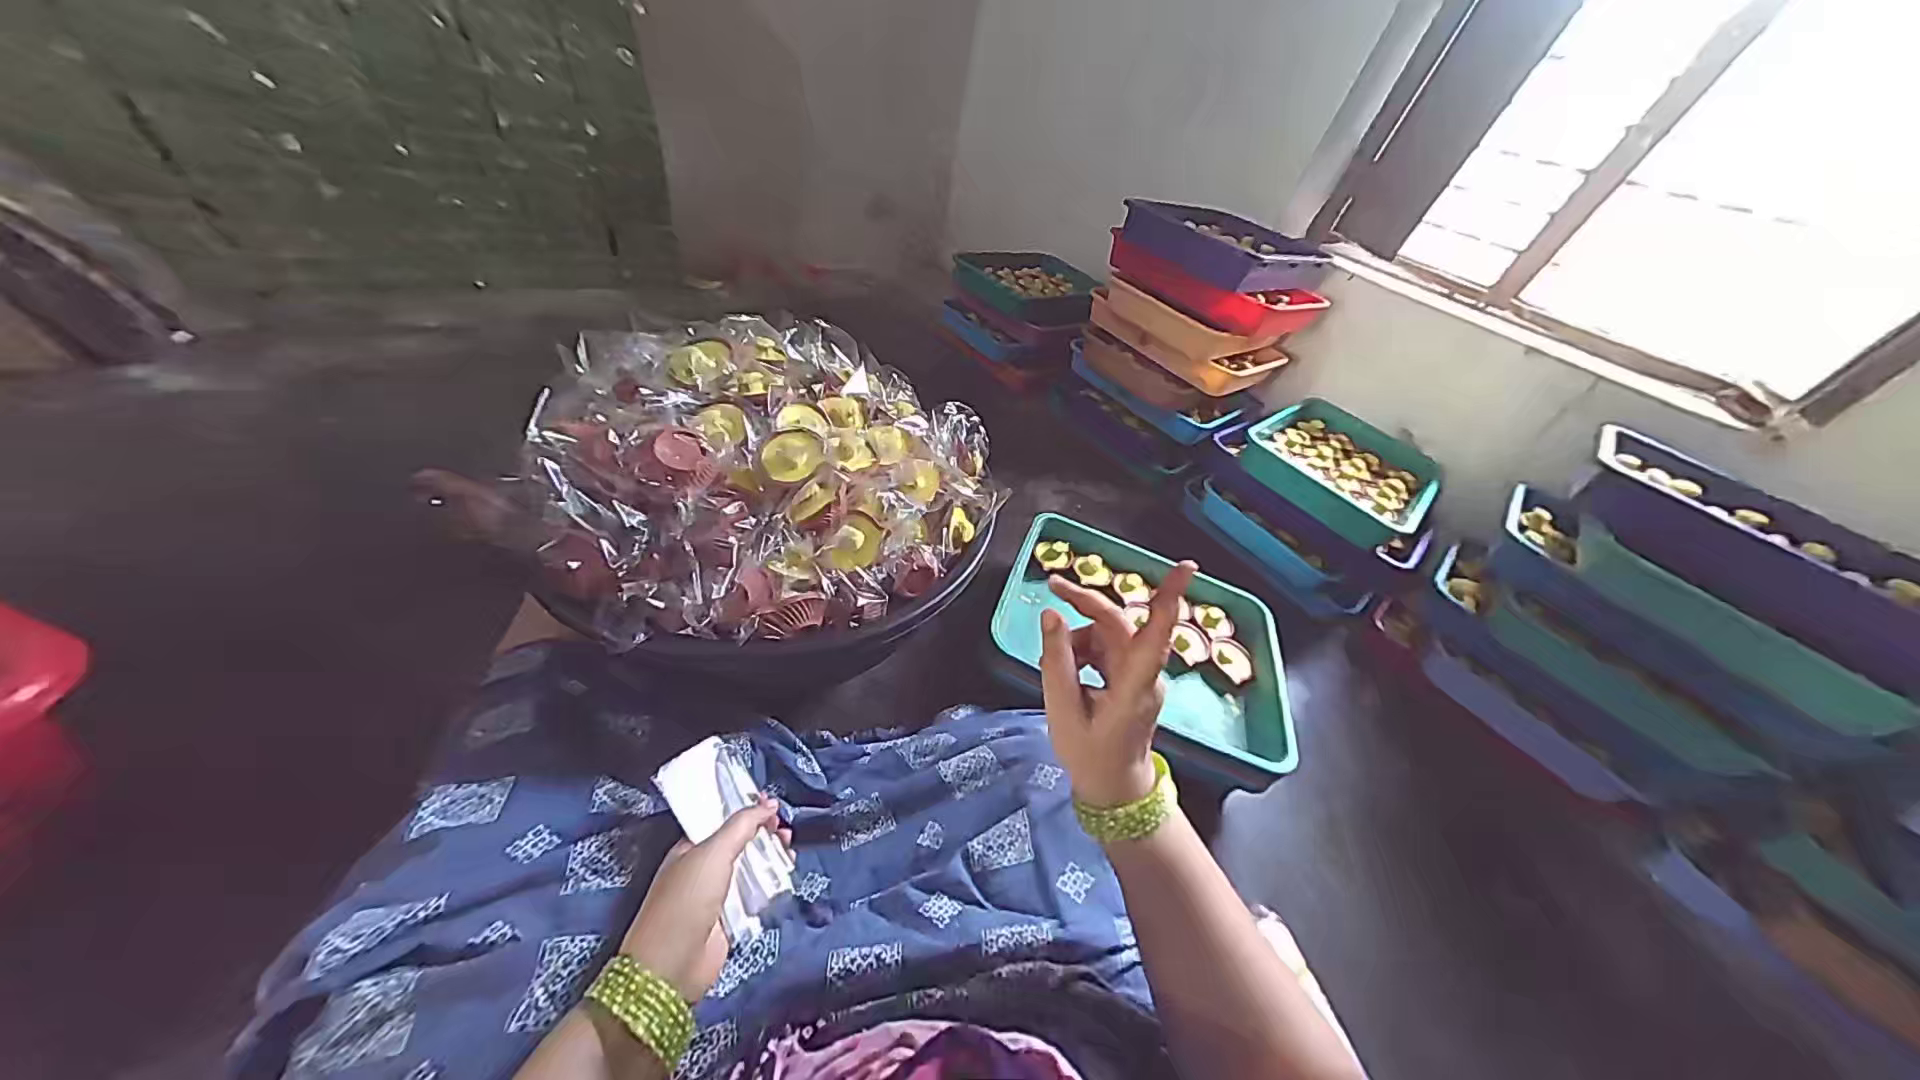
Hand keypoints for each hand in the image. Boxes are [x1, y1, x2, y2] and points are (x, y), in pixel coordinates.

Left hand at [619, 797, 789, 1000]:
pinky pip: (758, 890)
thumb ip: (741, 825)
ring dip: (772, 852)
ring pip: (752, 864)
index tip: (772, 803)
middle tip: (783, 826)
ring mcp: (720, 892)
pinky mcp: (734, 916)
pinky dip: (774, 879)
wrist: (672, 967)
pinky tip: (787, 870)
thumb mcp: (712, 853)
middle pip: (741, 840)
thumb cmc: (687, 901)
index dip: (747, 809)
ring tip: (788, 845)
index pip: (723, 818)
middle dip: (763, 830)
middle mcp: (705, 867)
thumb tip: (768, 804)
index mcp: (692, 847)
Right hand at [1039, 560, 1196, 806]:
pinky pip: (1107, 648)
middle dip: (1084, 603)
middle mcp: (1145, 675)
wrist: (1113, 789)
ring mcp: (1141, 676)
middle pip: (1117, 623)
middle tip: (1051, 586)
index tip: (1186, 567)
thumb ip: (1057, 660)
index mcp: (1134, 686)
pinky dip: (1084, 651)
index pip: (1156, 634)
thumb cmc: (1090, 756)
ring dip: (1078, 639)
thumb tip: (1052, 614)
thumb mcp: (1063, 710)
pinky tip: (1068, 670)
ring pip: (1108, 634)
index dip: (1169, 598)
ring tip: (1055, 666)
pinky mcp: (1134, 678)